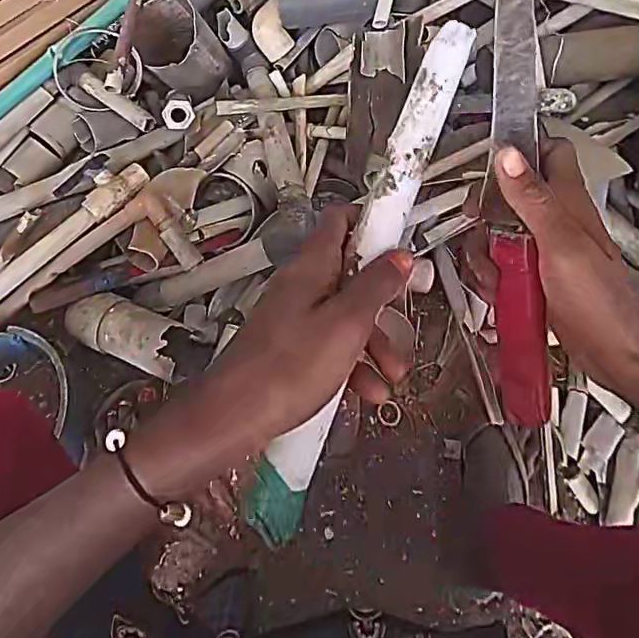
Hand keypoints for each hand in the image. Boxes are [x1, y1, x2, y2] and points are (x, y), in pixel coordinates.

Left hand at [132, 205, 413, 498]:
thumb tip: (400, 257)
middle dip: (383, 299)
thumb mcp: (346, 324)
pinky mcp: (292, 349)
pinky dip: (353, 363)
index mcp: (311, 267)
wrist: (236, 416)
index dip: (373, 224)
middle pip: (351, 274)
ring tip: (390, 371)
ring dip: (374, 340)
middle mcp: (301, 286)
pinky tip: (366, 389)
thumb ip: (375, 286)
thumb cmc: (285, 368)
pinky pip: (331, 345)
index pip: (341, 221)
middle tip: (402, 318)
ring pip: (345, 314)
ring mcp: (295, 318)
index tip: (402, 245)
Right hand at [479, 144, 638, 420]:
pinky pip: (499, 268)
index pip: (548, 152)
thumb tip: (509, 156)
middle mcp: (555, 223)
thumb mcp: (561, 244)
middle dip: (486, 216)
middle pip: (507, 199)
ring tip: (499, 274)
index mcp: (569, 203)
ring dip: (485, 255)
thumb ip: (532, 198)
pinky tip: (501, 293)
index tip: (492, 158)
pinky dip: (491, 279)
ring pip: (497, 236)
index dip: (521, 148)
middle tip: (486, 233)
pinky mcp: (533, 280)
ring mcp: (542, 253)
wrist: (617, 357)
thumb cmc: (605, 305)